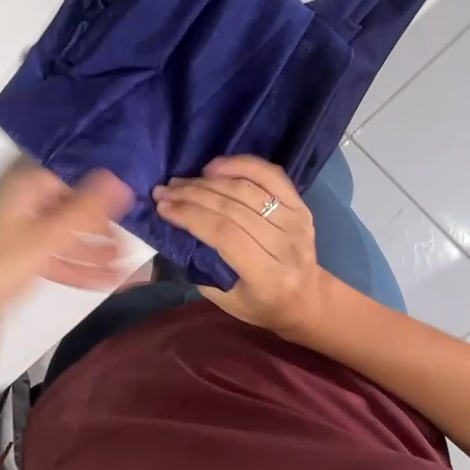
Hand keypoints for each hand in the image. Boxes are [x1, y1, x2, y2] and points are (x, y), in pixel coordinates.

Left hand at [0, 158, 134, 325]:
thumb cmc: (0, 264)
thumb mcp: (47, 237)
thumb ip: (85, 211)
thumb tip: (121, 180)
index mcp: (26, 189)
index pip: (70, 179)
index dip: (99, 191)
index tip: (127, 204)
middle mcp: (25, 205)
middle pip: (71, 210)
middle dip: (101, 229)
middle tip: (128, 243)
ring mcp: (24, 232)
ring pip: (67, 236)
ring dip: (94, 251)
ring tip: (125, 264)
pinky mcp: (23, 258)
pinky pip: (58, 256)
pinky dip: (79, 266)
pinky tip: (107, 281)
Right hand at [153, 155, 331, 340]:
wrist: (307, 299)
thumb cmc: (261, 304)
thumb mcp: (226, 299)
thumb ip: (204, 266)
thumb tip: (177, 229)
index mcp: (268, 275)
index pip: (225, 234)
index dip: (191, 216)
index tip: (162, 207)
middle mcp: (286, 244)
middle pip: (233, 207)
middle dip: (191, 195)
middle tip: (163, 191)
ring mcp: (297, 221)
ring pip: (246, 188)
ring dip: (206, 181)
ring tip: (180, 181)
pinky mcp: (301, 205)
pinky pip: (269, 175)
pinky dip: (240, 164)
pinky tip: (213, 167)